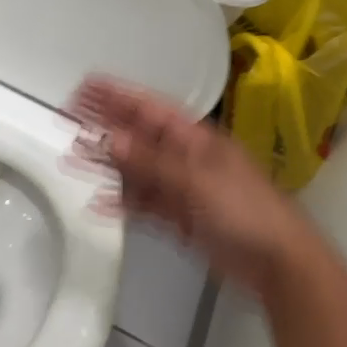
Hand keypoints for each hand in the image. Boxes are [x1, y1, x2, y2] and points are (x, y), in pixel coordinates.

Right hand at [68, 76, 317, 299]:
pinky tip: (97, 203)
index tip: (84, 85)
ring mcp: (182, 187)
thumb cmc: (245, 209)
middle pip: (137, 136)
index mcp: (193, 137)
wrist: (280, 261)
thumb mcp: (196, 179)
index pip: (147, 108)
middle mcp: (184, 156)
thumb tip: (111, 138)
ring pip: (136, 170)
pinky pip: (144, 204)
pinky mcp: (181, 218)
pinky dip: (122, 201)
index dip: (116, 95)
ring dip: (106, 164)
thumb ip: (152, 162)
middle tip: (66, 119)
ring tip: (71, 158)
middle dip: (103, 126)